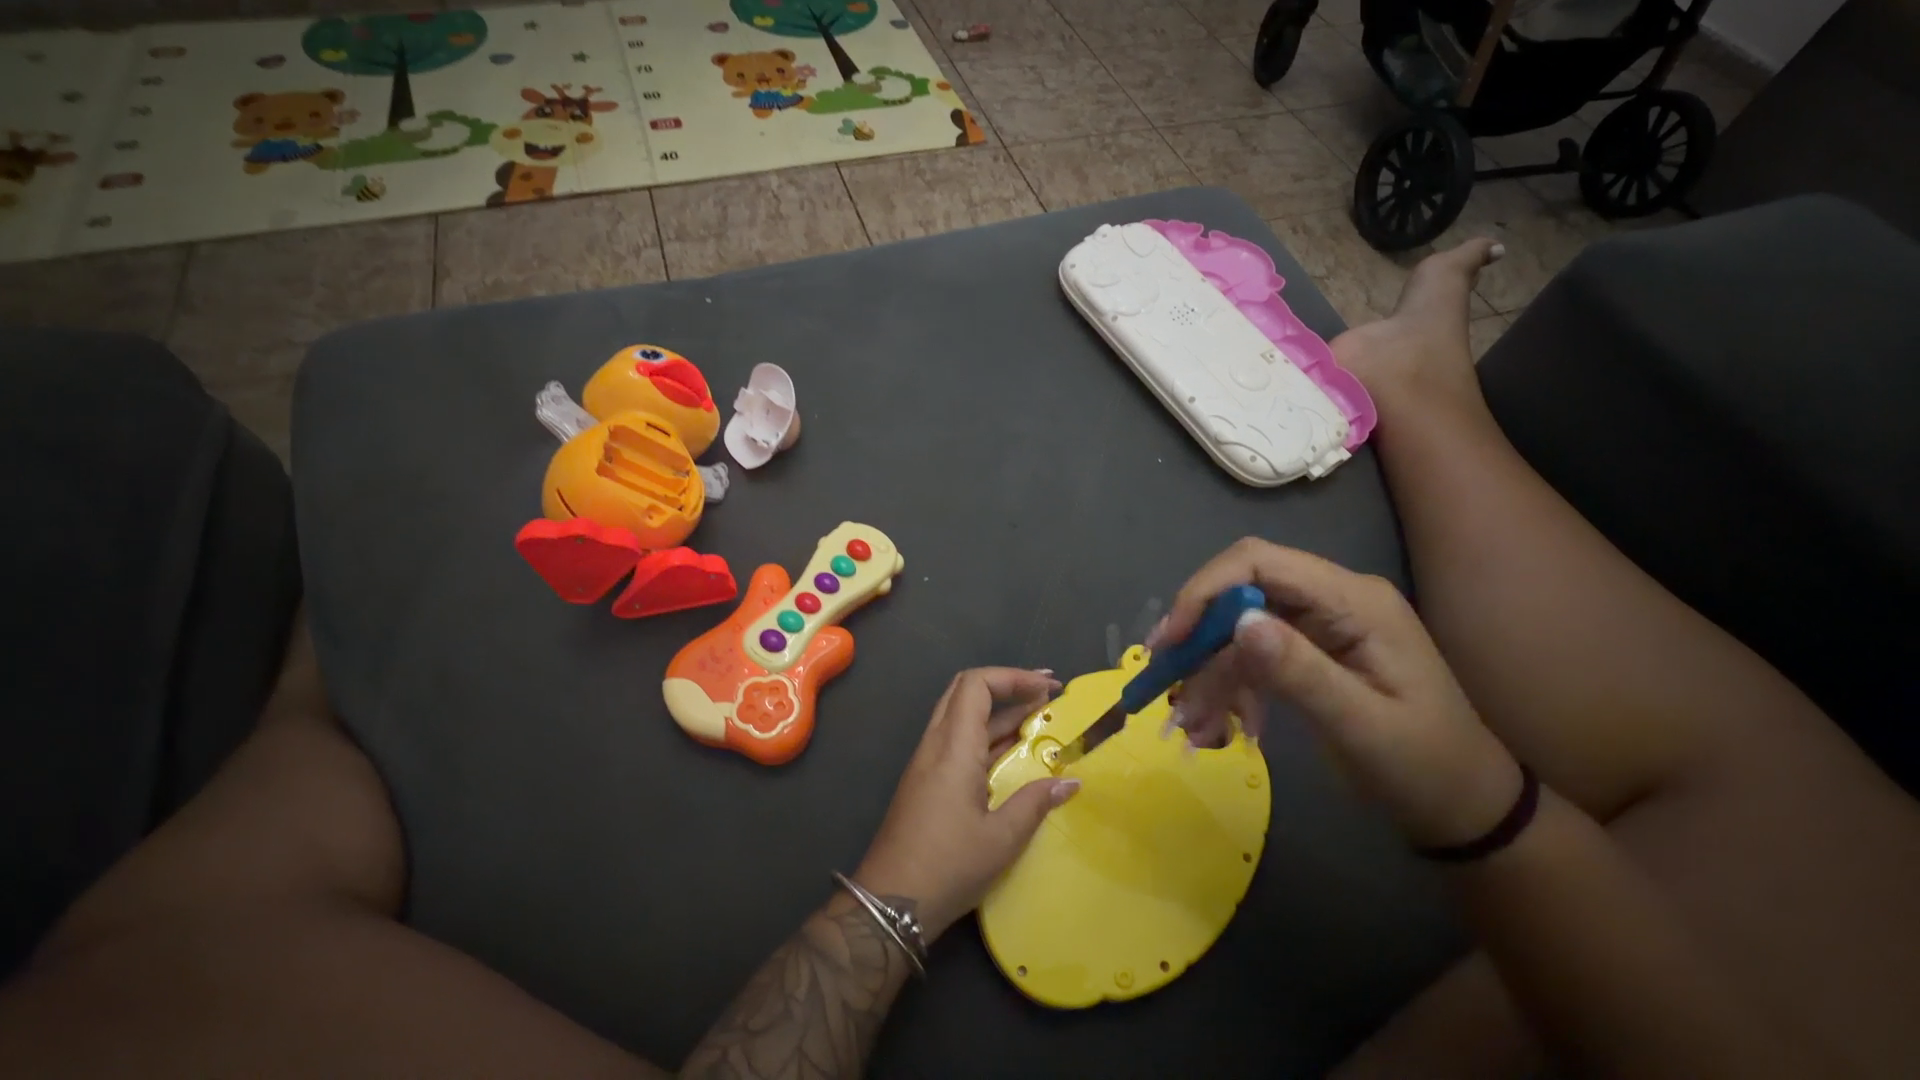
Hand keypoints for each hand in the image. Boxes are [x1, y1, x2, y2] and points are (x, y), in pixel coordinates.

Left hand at [854, 667, 1079, 941]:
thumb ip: (1035, 803)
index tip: (1050, 689)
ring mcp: (927, 764)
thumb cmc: (948, 866)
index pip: (976, 685)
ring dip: (998, 713)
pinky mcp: (925, 783)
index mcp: (953, 748)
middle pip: (965, 692)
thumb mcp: (1001, 839)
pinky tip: (1014, 755)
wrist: (890, 902)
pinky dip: (987, 737)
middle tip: (1047, 694)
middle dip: (1007, 686)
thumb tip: (1071, 782)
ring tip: (1040, 720)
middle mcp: (935, 745)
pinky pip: (957, 743)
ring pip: (961, 718)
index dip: (1013, 677)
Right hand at [1152, 539, 1522, 847]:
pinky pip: (1254, 657)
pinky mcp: (1313, 653)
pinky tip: (1222, 727)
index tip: (1172, 639)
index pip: (1261, 563)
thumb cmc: (1423, 766)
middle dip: (1199, 636)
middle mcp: (1335, 600)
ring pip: (1241, 629)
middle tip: (1167, 682)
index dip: (1206, 590)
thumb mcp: (1361, 726)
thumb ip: (1301, 672)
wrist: (1463, 806)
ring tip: (1192, 725)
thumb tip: (1238, 623)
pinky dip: (1231, 688)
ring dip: (1211, 672)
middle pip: (1243, 591)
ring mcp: (1323, 626)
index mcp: (1355, 601)